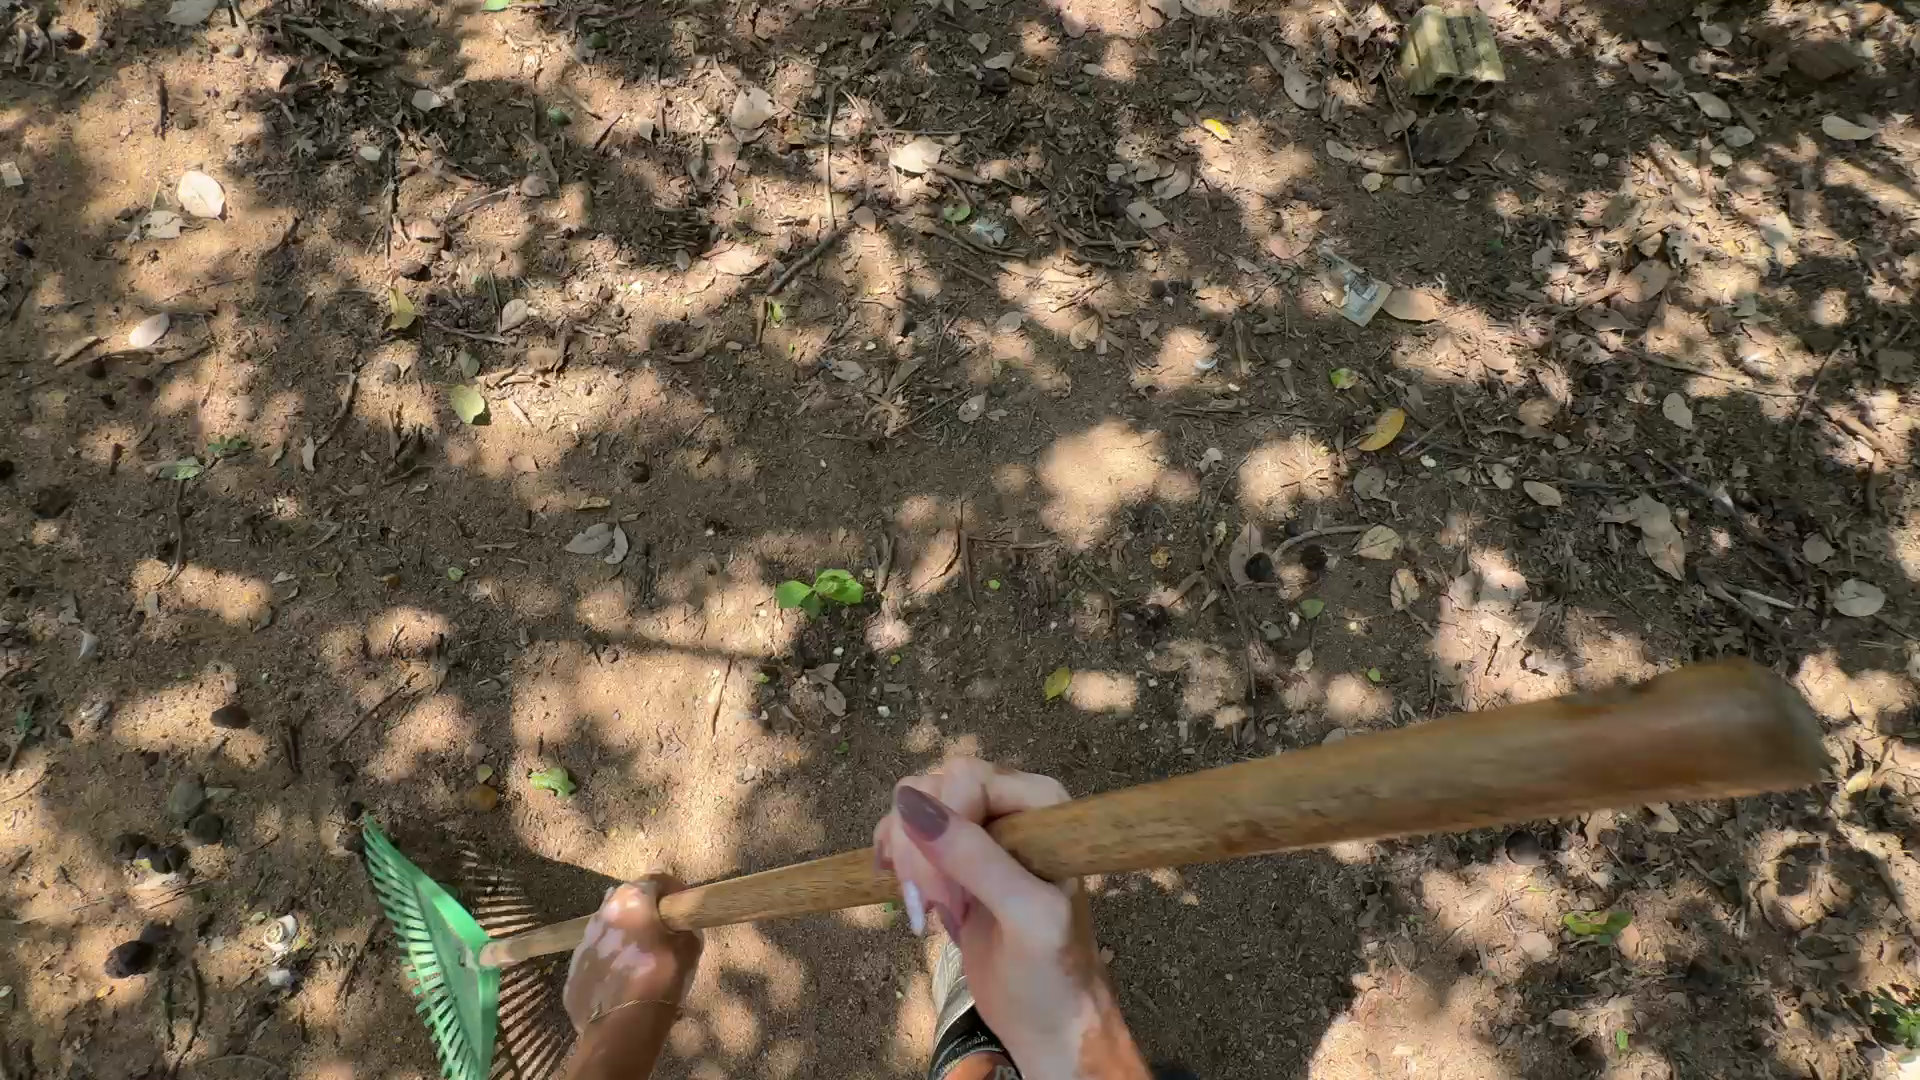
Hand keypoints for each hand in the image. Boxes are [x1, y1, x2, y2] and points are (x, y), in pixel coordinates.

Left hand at [563, 876, 702, 1033]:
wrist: (623, 1028)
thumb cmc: (661, 977)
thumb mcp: (690, 946)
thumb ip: (685, 927)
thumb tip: (681, 927)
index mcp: (632, 900)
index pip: (656, 879)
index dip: (673, 889)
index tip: (683, 904)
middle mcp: (603, 914)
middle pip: (626, 900)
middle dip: (643, 909)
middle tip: (660, 927)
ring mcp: (582, 945)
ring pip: (607, 929)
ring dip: (623, 935)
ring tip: (639, 957)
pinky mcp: (572, 975)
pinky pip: (595, 959)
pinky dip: (608, 963)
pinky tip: (622, 981)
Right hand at [872, 759, 1148, 1079]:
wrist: (1047, 1023)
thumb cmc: (1051, 973)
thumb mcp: (1025, 917)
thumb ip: (975, 859)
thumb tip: (910, 804)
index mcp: (1041, 801)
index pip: (967, 777)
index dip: (944, 825)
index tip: (947, 892)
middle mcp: (1009, 801)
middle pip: (935, 786)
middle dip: (921, 848)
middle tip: (930, 908)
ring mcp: (977, 824)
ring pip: (913, 804)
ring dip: (907, 858)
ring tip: (922, 910)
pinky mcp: (951, 851)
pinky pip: (905, 827)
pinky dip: (896, 858)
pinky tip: (909, 897)